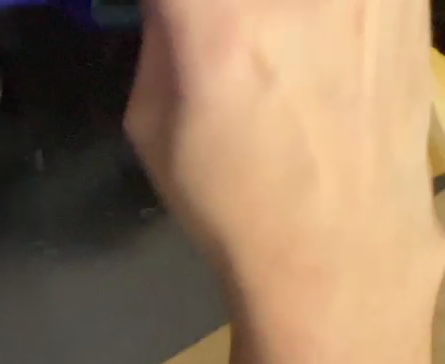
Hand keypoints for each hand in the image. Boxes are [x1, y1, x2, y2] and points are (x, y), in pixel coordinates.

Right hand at [126, 0, 444, 328]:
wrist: (334, 226)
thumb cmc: (225, 190)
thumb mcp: (149, 125)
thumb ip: (159, 43)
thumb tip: (167, 9)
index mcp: (223, 27)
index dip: (156, 5)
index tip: (145, 18)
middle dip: (202, 10)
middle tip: (189, 32)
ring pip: (273, 2)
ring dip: (248, 20)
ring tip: (244, 47)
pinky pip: (333, 0)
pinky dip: (300, 20)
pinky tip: (297, 44)